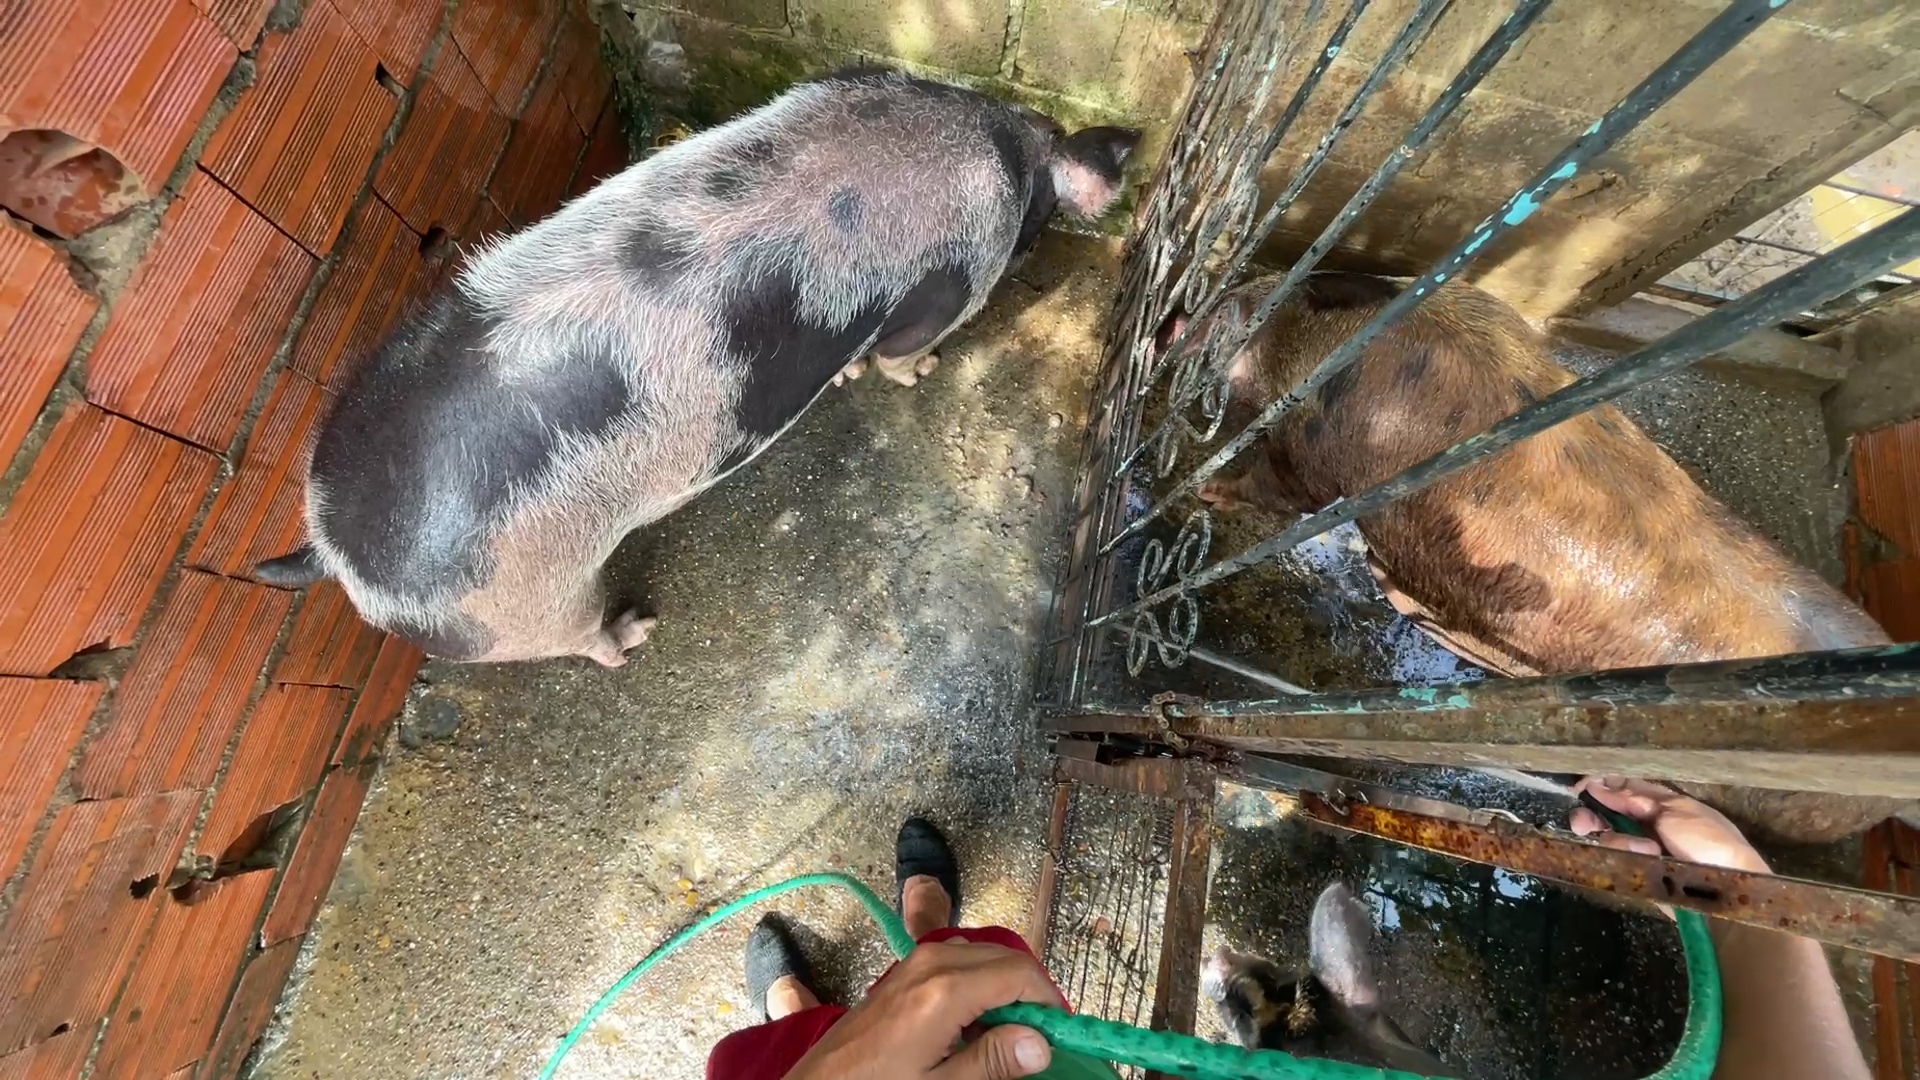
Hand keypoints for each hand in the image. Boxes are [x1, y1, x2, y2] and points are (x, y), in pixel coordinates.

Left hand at [786, 940, 1062, 1079]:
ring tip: (1009, 1037)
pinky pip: (960, 961)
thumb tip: (1042, 1042)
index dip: (1048, 1000)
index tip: (1060, 1036)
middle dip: (1029, 993)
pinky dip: (980, 983)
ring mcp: (919, 958)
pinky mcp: (908, 968)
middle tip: (1039, 1041)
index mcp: (947, 986)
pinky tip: (975, 1024)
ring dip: (1005, 987)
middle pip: (1004, 956)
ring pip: (984, 956)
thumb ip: (991, 1062)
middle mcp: (935, 958)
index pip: (1018, 971)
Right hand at [1570, 776, 1769, 872]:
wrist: (1728, 893)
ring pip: (1607, 834)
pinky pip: (1616, 855)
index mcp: (1664, 805)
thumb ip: (1633, 797)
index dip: (1600, 783)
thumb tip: (1596, 785)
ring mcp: (1642, 848)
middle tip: (1581, 824)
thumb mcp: (1675, 811)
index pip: (1623, 786)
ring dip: (1619, 839)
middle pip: (1606, 811)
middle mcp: (1649, 823)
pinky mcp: (1638, 868)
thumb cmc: (1709, 844)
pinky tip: (1647, 859)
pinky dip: (1628, 854)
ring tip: (1644, 850)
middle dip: (1592, 814)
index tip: (1579, 788)